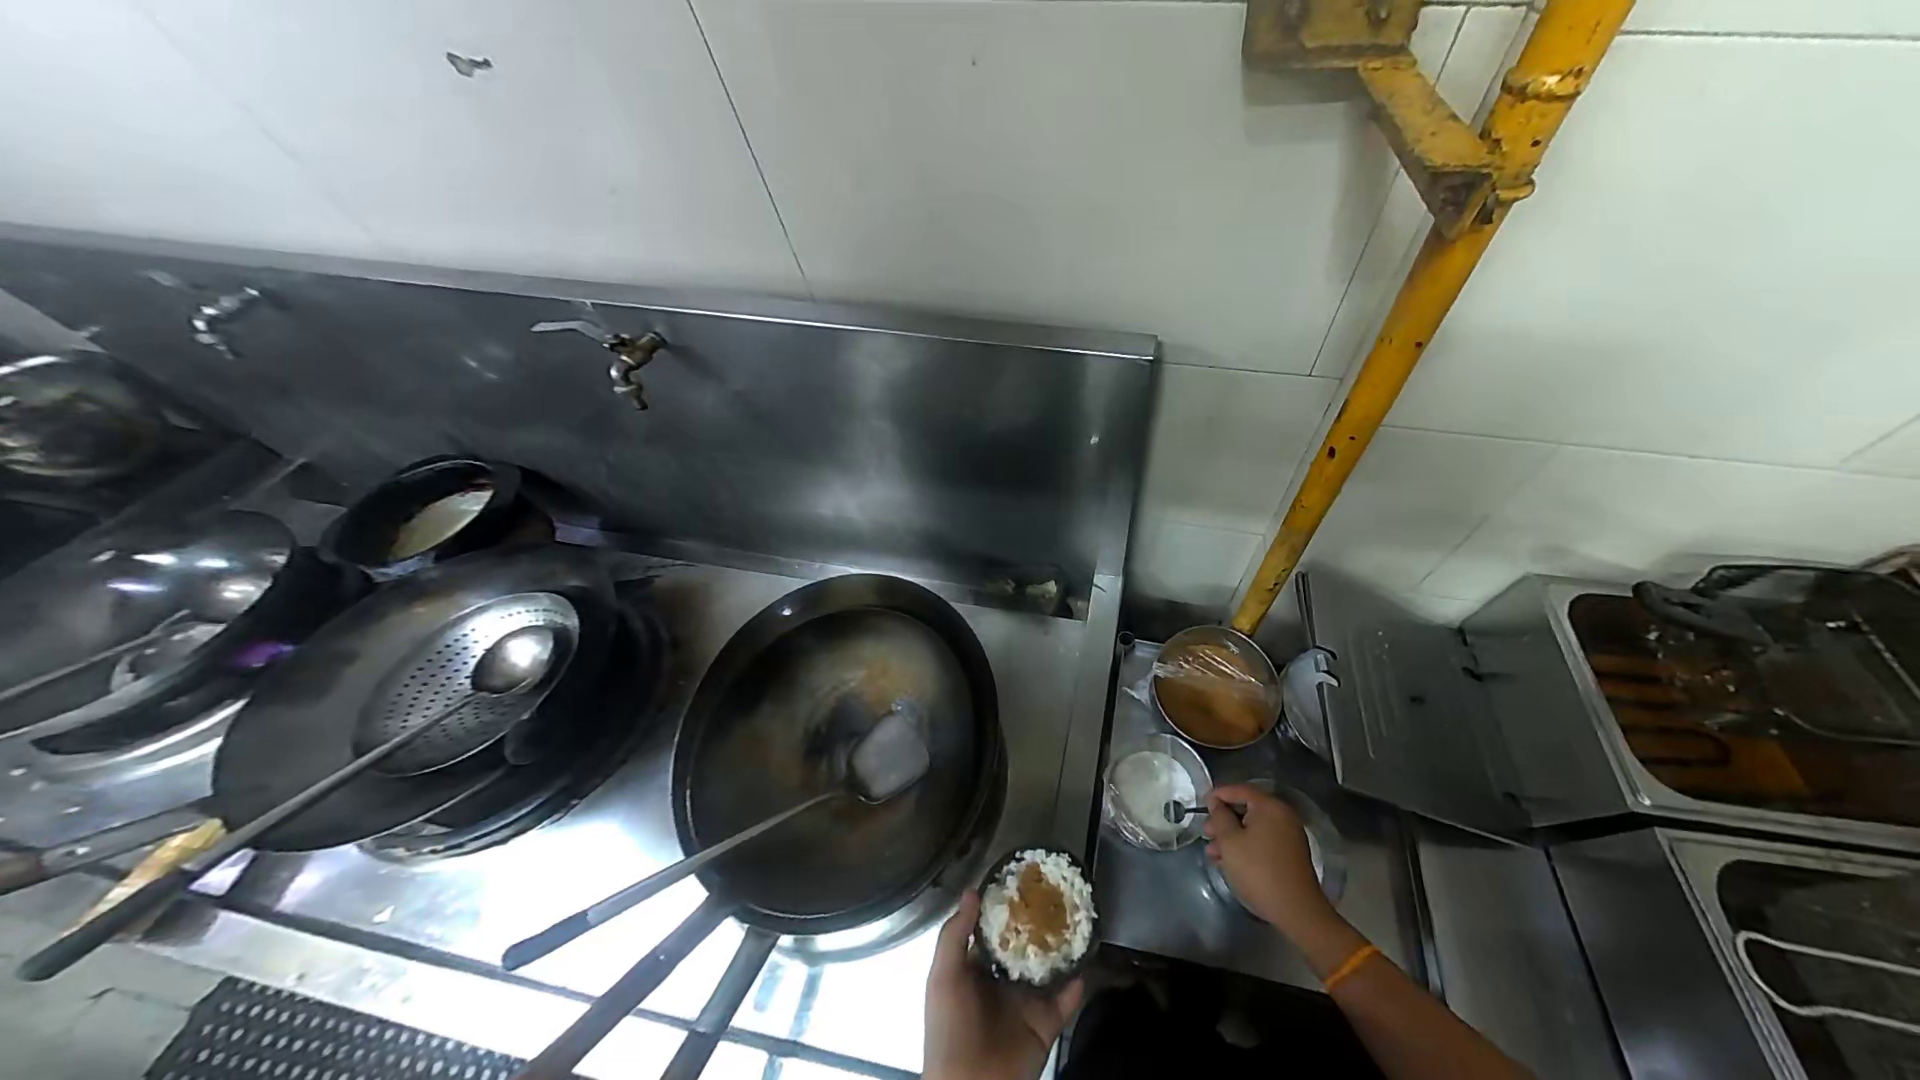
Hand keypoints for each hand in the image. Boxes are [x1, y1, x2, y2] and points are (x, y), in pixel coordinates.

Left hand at [924, 890, 1084, 1079]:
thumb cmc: (949, 1029)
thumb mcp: (942, 977)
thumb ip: (955, 935)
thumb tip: (972, 892)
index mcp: (976, 969)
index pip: (993, 931)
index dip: (1006, 908)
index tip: (1022, 880)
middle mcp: (1002, 981)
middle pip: (1025, 947)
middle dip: (1038, 925)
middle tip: (1056, 896)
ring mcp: (1025, 1003)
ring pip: (1048, 969)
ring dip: (1061, 950)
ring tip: (1076, 922)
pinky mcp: (1045, 1025)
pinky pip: (1065, 1002)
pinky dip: (1075, 986)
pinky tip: (1083, 966)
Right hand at [1204, 783, 1338, 940]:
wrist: (1295, 910)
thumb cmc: (1258, 870)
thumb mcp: (1229, 841)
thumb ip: (1219, 816)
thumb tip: (1215, 802)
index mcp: (1270, 807)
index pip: (1239, 789)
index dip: (1217, 794)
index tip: (1201, 804)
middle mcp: (1282, 816)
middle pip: (1246, 808)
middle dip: (1223, 819)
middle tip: (1206, 832)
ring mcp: (1288, 835)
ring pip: (1252, 827)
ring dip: (1231, 836)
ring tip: (1212, 852)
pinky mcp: (1289, 853)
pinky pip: (1262, 840)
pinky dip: (1245, 845)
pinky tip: (1228, 861)